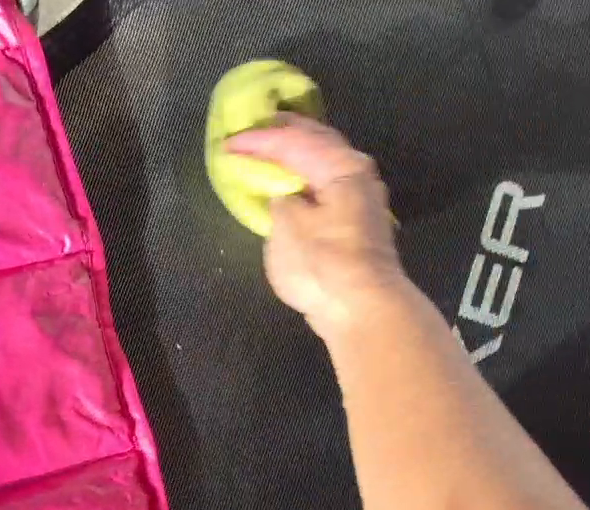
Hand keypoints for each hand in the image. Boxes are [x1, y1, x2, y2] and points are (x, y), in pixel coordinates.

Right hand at [225, 116, 409, 333]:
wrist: (360, 306)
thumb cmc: (321, 264)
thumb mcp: (288, 228)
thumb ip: (281, 202)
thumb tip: (285, 197)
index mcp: (341, 168)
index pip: (293, 143)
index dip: (259, 140)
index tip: (229, 142)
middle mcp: (356, 175)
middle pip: (318, 143)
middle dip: (287, 132)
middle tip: (260, 123)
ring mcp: (360, 199)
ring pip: (325, 164)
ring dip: (300, 153)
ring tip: (276, 147)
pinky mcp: (356, 223)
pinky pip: (326, 186)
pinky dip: (307, 178)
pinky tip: (296, 183)